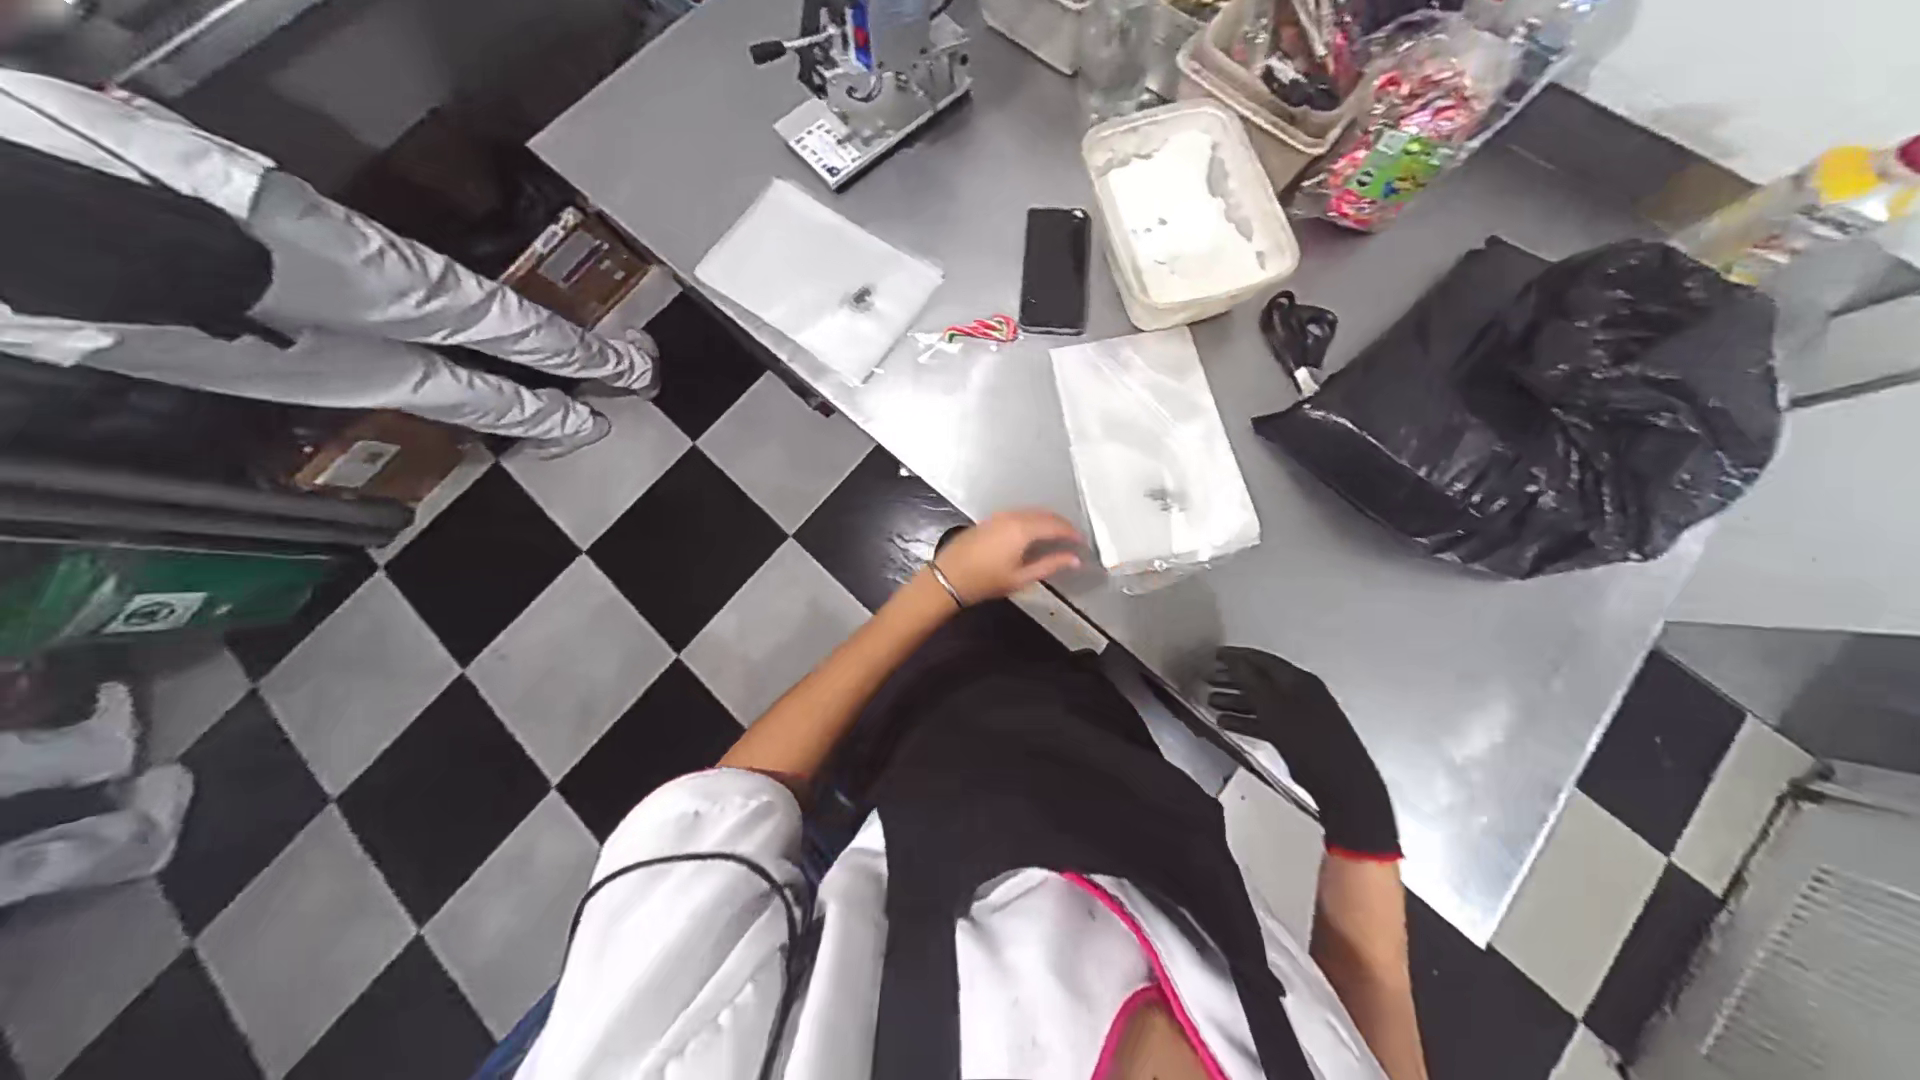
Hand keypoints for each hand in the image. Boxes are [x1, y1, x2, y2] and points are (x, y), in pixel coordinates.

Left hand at [931, 510, 1084, 603]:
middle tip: (1072, 539)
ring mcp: (999, 516)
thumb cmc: (986, 581)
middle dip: (1061, 525)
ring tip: (1056, 537)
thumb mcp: (1021, 577)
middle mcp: (1012, 516)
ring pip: (1031, 512)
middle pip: (1044, 515)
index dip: (1072, 533)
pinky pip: (1018, 514)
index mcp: (1023, 529)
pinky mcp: (990, 519)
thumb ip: (1050, 565)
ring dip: (1046, 521)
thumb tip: (1075, 559)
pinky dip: (1032, 521)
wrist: (948, 577)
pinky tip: (1034, 535)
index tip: (1082, 542)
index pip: (1055, 525)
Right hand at [1209, 647, 1399, 859]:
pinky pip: (1266, 721)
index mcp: (1298, 680)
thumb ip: (1251, 681)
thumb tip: (1233, 660)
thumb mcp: (1273, 706)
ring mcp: (1299, 715)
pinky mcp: (1296, 736)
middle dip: (1232, 678)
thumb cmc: (1306, 739)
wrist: (1341, 783)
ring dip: (1235, 701)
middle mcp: (1300, 693)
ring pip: (1261, 702)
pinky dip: (1246, 720)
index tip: (1214, 654)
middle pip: (1260, 680)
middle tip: (1207, 678)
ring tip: (1210, 701)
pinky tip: (1226, 724)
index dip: (1237, 656)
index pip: (1262, 660)